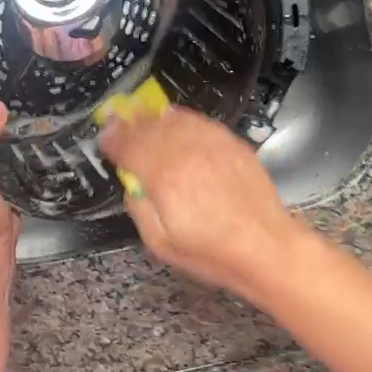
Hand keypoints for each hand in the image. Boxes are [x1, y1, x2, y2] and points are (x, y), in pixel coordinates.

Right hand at [98, 105, 309, 300]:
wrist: (266, 248)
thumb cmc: (214, 252)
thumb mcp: (160, 243)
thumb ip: (138, 209)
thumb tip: (132, 188)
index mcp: (164, 178)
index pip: (128, 147)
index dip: (112, 141)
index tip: (105, 140)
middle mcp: (186, 154)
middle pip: (148, 128)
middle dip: (128, 125)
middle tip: (117, 123)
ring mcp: (211, 146)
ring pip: (173, 120)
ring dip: (153, 119)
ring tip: (142, 119)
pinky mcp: (231, 144)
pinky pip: (199, 122)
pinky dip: (182, 119)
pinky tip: (174, 120)